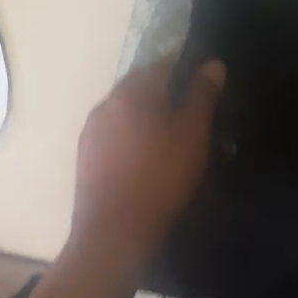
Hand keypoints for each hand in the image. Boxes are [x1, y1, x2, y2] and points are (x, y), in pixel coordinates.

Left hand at [68, 55, 225, 275]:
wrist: (114, 234)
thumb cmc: (161, 176)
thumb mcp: (194, 132)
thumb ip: (203, 93)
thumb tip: (213, 64)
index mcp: (132, 91)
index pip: (163, 64)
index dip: (186, 73)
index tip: (203, 92)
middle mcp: (106, 103)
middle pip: (141, 86)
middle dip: (165, 95)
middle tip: (190, 118)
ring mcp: (91, 131)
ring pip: (126, 111)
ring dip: (147, 116)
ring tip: (169, 140)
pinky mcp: (84, 156)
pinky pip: (114, 133)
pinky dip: (130, 136)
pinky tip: (145, 159)